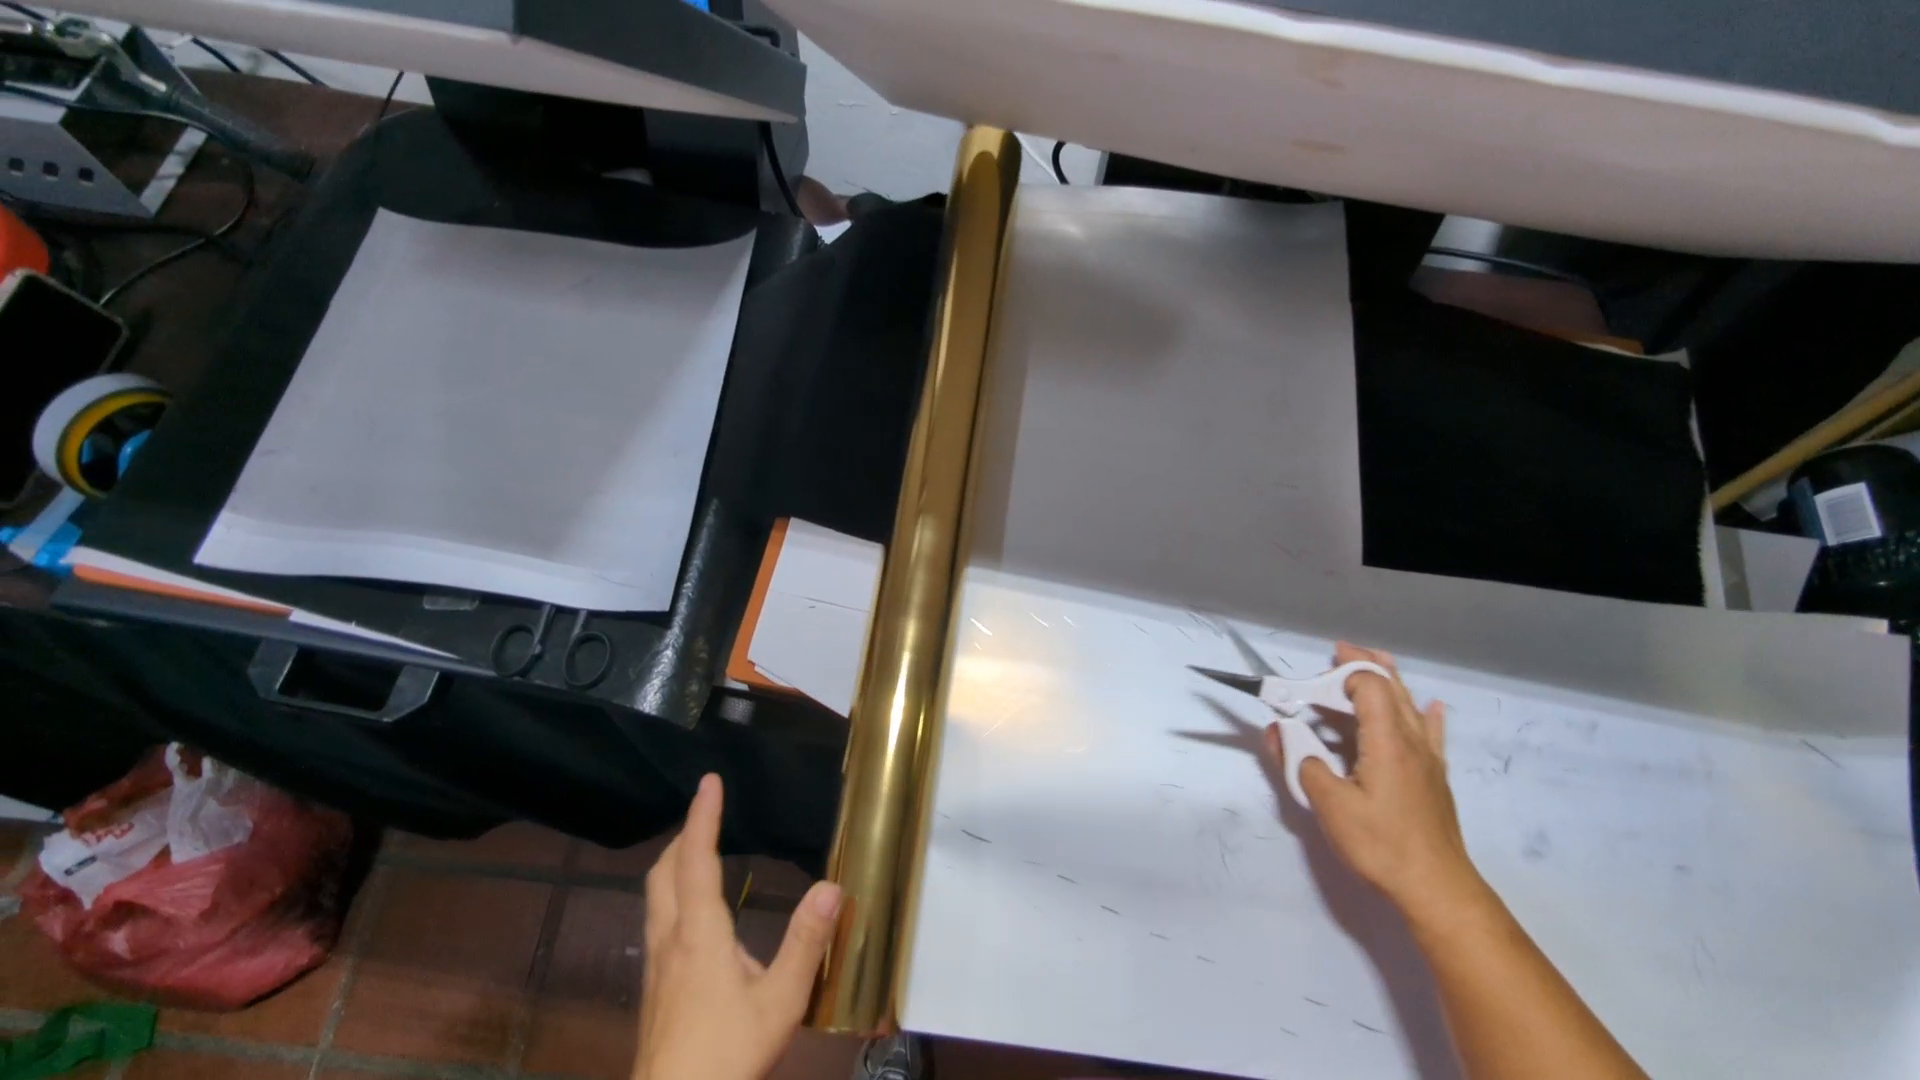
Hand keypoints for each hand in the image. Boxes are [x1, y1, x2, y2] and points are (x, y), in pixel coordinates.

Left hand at [635, 774, 842, 1079]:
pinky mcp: (655, 987)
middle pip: (663, 872)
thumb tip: (831, 885)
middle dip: (683, 835)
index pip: (696, 860)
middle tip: (707, 813)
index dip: (703, 816)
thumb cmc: (727, 1051)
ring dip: (674, 863)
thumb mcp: (781, 1000)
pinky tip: (695, 915)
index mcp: (699, 933)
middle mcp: (670, 939)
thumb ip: (806, 943)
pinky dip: (673, 892)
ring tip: (699, 851)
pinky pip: (658, 919)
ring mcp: (656, 964)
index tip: (709, 780)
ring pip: (655, 896)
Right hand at [1273, 643, 1484, 920]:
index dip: (1338, 676)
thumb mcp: (1330, 805)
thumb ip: (1302, 762)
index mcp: (1387, 742)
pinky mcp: (1434, 777)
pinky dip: (1427, 713)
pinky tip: (1432, 705)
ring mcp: (1429, 759)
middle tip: (1339, 652)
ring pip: (1411, 705)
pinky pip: (1433, 732)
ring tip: (1374, 660)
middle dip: (1364, 665)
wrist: (1436, 887)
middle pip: (1392, 687)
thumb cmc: (1381, 845)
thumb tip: (1280, 730)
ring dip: (1390, 680)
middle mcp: (1412, 741)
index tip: (1310, 681)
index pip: (1368, 687)